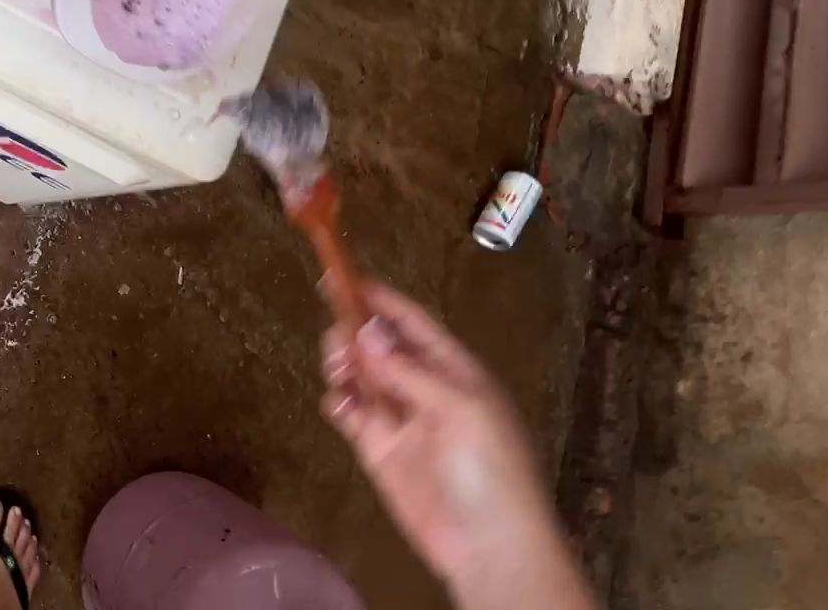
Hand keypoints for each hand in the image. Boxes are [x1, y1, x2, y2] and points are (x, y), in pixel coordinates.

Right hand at [321, 282, 595, 609]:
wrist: (489, 549)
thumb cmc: (489, 471)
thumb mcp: (459, 410)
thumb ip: (408, 369)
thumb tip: (366, 329)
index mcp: (451, 371)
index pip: (410, 322)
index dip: (379, 299)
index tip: (342, 278)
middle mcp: (421, 386)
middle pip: (376, 343)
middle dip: (352, 333)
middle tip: (338, 343)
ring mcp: (398, 416)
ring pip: (357, 373)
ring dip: (342, 364)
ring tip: (339, 373)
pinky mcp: (376, 446)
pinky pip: (349, 411)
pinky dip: (339, 402)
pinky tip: (341, 407)